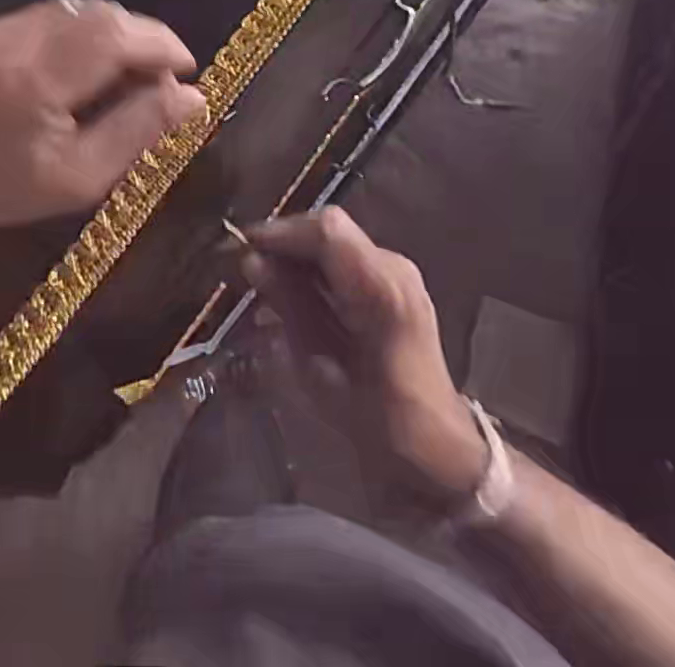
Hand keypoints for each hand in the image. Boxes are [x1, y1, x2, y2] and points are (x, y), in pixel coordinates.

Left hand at [0, 0, 206, 228]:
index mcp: (34, 81)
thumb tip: (194, 96)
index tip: (187, 70)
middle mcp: (14, 41)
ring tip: (132, 76)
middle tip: (161, 79)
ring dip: (118, 33)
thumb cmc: (14, 191)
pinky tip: (98, 64)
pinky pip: (59, 14)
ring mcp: (1, 29)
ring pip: (81, 8)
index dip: (159, 43)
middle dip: (143, 38)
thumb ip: (138, 130)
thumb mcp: (83, 176)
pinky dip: (90, 31)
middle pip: (99, 13)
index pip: (111, 35)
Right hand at [241, 207, 485, 509]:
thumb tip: (250, 260)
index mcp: (380, 290)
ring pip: (332, 240)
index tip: (238, 250)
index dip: (278, 233)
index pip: (325, 231)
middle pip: (327, 230)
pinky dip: (311, 267)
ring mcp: (398, 273)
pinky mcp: (394, 283)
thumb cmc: (375, 416)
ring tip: (261, 285)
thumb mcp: (318, 365)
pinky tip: (290, 294)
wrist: (436, 444)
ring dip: (294, 255)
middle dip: (281, 243)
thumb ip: (288, 304)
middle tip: (243, 270)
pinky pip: (343, 257)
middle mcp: (394, 268)